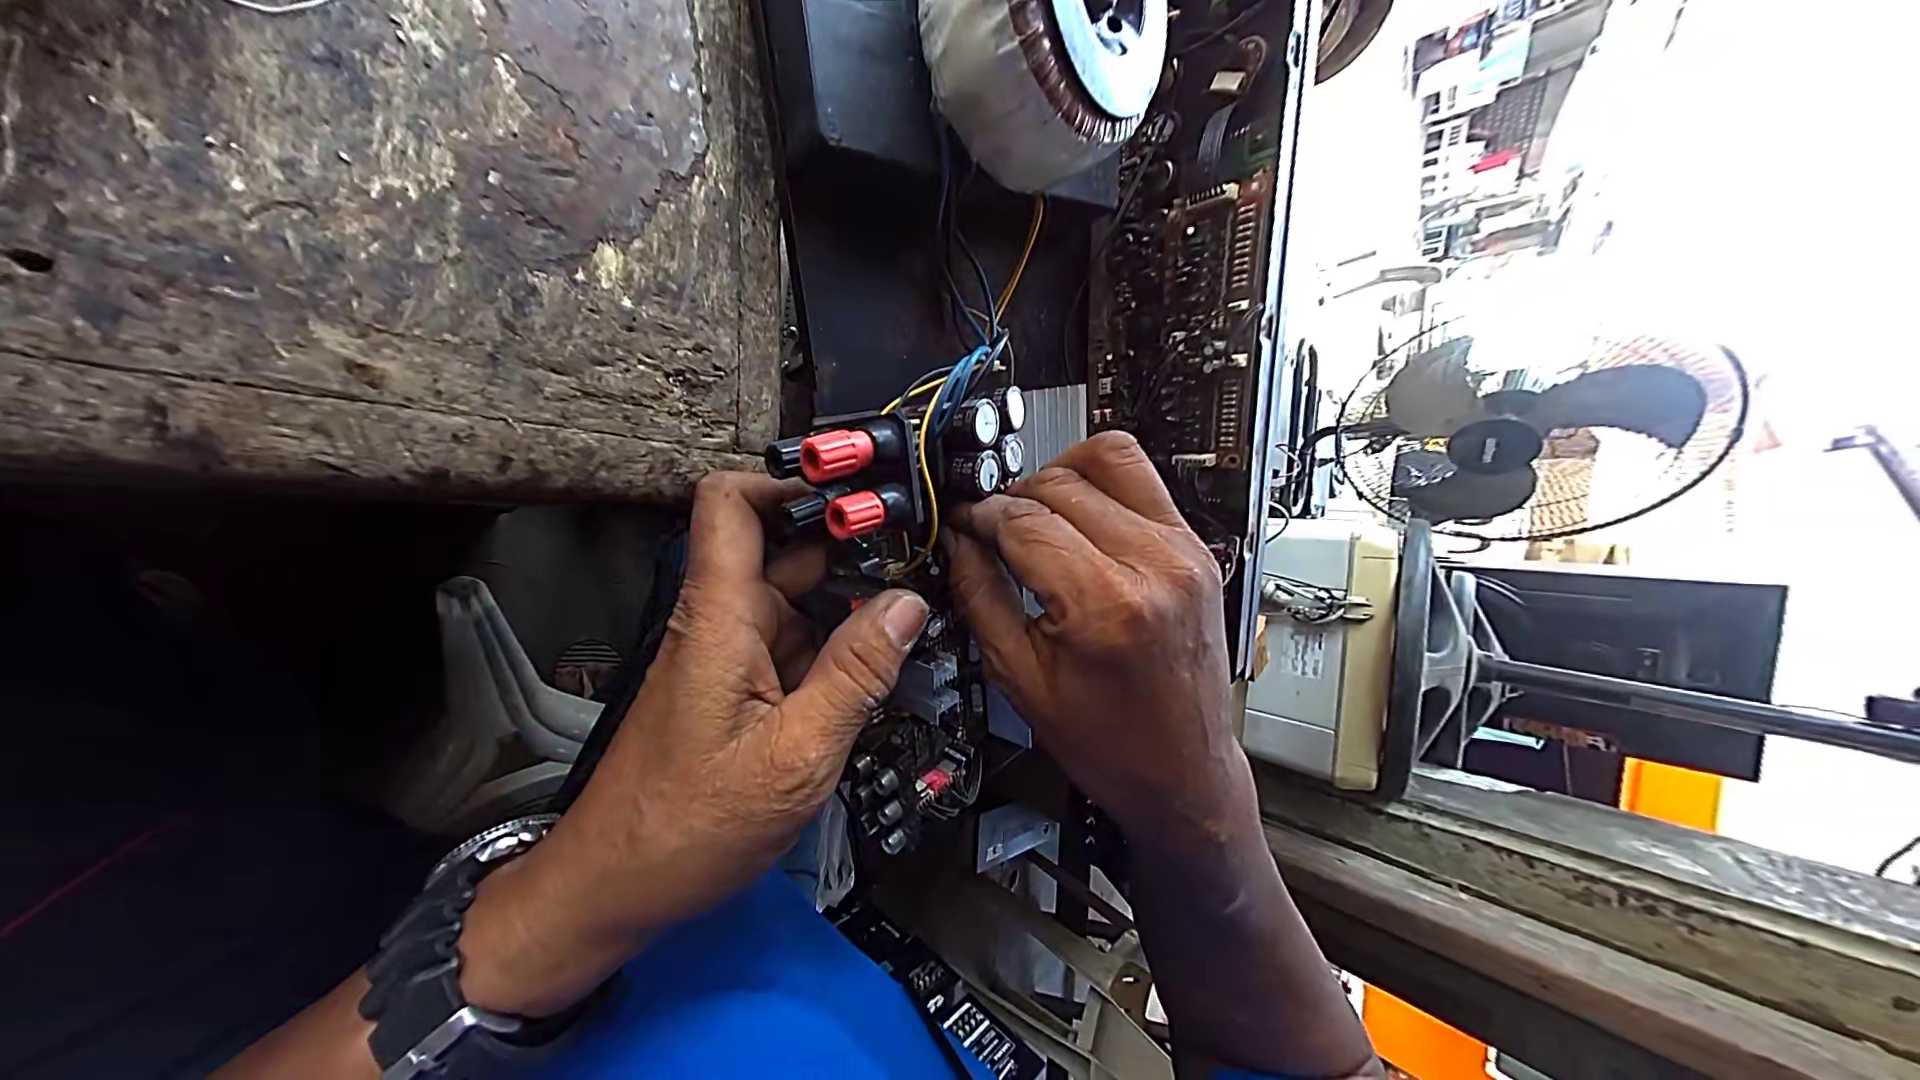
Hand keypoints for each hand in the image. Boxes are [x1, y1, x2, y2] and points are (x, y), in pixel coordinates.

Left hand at [460, 472, 929, 1015]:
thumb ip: (856, 675)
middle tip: (912, 570)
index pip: (732, 505)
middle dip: (848, 554)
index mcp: (720, 618)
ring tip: (904, 622)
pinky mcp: (739, 683)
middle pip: (784, 550)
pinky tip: (873, 666)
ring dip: (848, 605)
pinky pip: (795, 640)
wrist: (616, 885)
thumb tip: (906, 606)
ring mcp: (731, 652)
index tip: (851, 499)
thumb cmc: (688, 826)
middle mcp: (723, 621)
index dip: (786, 485)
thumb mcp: (796, 754)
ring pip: (798, 598)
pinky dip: (834, 645)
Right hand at [945, 431, 1249, 850]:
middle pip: (1060, 482)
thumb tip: (960, 542)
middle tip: (991, 524)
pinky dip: (1100, 483)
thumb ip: (981, 596)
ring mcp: (1183, 551)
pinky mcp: (1194, 550)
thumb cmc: (1113, 743)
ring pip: (1109, 457)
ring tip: (1036, 510)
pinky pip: (1143, 479)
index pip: (1024, 519)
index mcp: (1105, 606)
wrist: (1183, 770)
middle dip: (1011, 496)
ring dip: (1059, 472)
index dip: (980, 514)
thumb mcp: (1021, 678)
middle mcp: (1154, 566)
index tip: (963, 522)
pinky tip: (1077, 517)